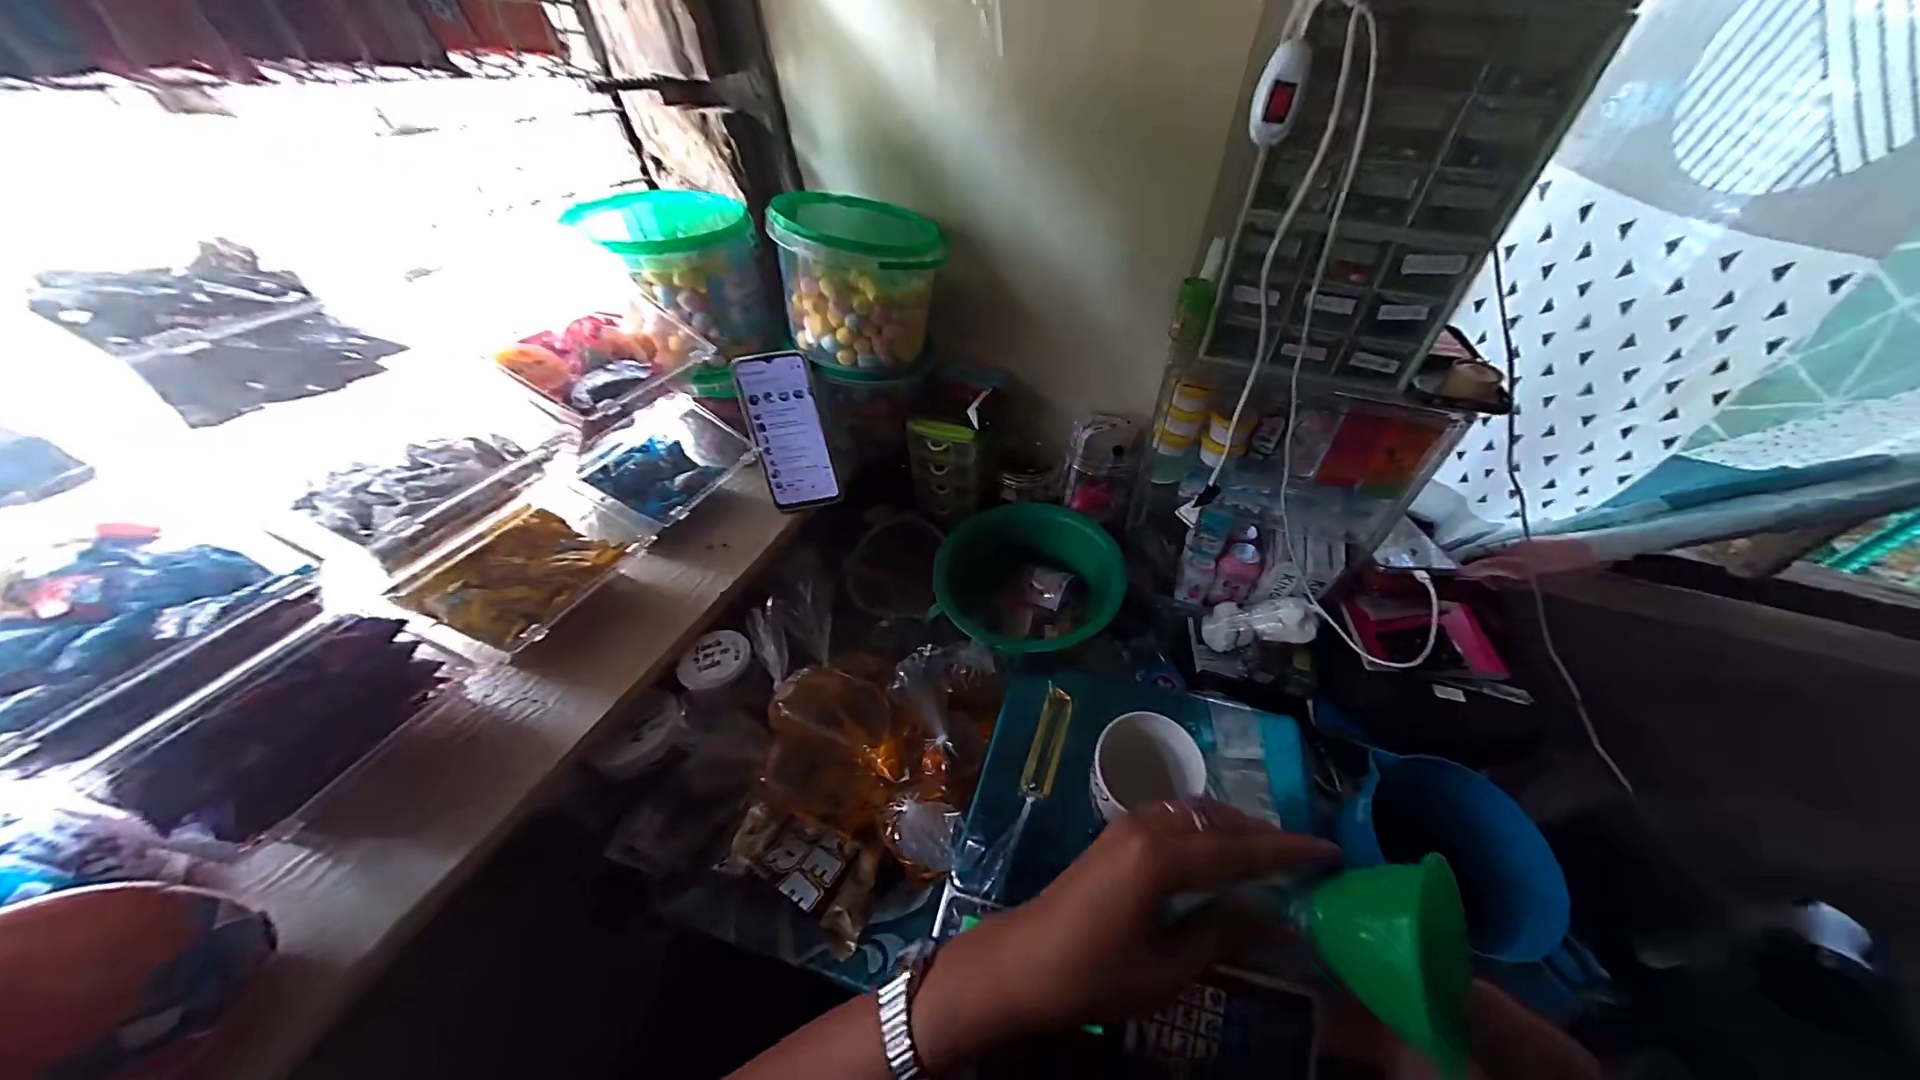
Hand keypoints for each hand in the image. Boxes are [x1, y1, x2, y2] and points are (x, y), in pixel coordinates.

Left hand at [910, 800, 1340, 1068]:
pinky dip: (1205, 826)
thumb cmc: (1093, 975)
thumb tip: (1272, 916)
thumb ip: (1220, 934)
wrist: (1023, 960)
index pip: (1238, 848)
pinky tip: (1219, 850)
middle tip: (1306, 855)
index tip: (1329, 851)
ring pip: (1194, 812)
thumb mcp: (1166, 969)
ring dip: (1233, 826)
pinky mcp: (1115, 832)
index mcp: (1160, 858)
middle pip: (1217, 820)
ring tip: (1270, 853)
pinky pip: (1173, 817)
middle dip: (1264, 834)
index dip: (1287, 851)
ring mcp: (1126, 823)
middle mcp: (1145, 826)